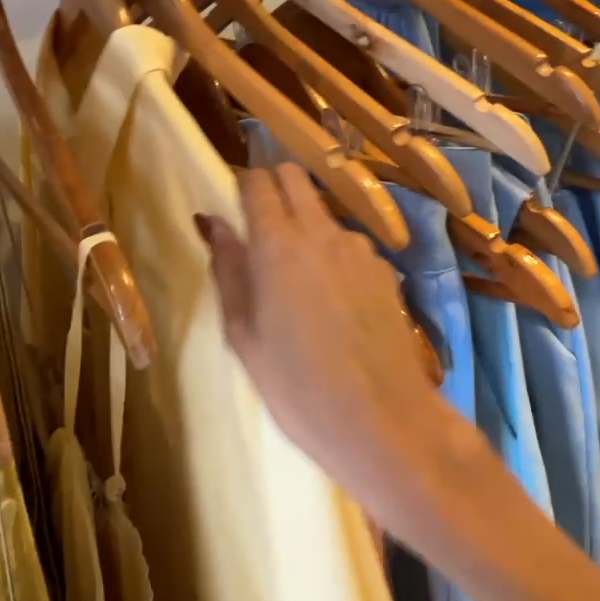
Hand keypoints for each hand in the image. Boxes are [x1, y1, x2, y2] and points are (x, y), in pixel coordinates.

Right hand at [195, 165, 443, 483]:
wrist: (384, 423)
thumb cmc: (297, 386)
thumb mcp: (244, 335)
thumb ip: (228, 270)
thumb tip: (213, 224)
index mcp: (277, 243)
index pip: (258, 181)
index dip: (243, 186)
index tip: (234, 207)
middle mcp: (321, 232)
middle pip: (295, 177)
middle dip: (275, 187)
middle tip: (261, 229)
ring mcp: (359, 249)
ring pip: (324, 212)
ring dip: (307, 225)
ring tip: (300, 279)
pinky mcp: (386, 271)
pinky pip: (351, 245)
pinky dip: (335, 256)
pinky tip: (336, 303)